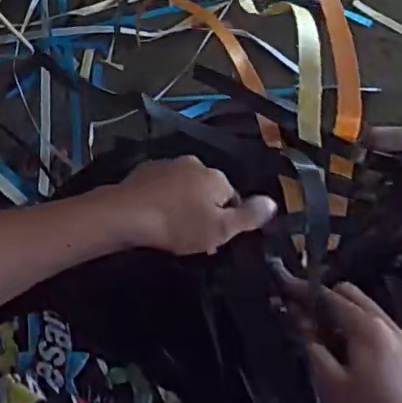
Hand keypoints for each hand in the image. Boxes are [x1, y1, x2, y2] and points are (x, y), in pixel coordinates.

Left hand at [101, 155, 275, 254]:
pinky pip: (164, 187)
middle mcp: (192, 162)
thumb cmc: (179, 224)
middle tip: (197, 239)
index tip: (217, 240)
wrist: (128, 213)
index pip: (233, 197)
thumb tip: (272, 201)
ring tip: (176, 231)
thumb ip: (248, 215)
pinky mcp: (144, 170)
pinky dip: (165, 199)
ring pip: (185, 188)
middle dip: (206, 212)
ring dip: (185, 205)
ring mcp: (166, 163)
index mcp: (214, 175)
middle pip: (208, 191)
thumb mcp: (221, 228)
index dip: (228, 221)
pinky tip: (157, 216)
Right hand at [282, 278, 401, 402]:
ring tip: (316, 338)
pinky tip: (341, 356)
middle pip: (352, 297)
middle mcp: (397, 333)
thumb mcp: (329, 383)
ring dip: (340, 319)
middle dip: (323, 301)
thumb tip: (298, 315)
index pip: (328, 295)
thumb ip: (310, 341)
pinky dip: (357, 336)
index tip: (279, 284)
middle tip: (297, 314)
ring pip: (366, 316)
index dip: (299, 289)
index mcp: (374, 330)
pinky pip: (380, 336)